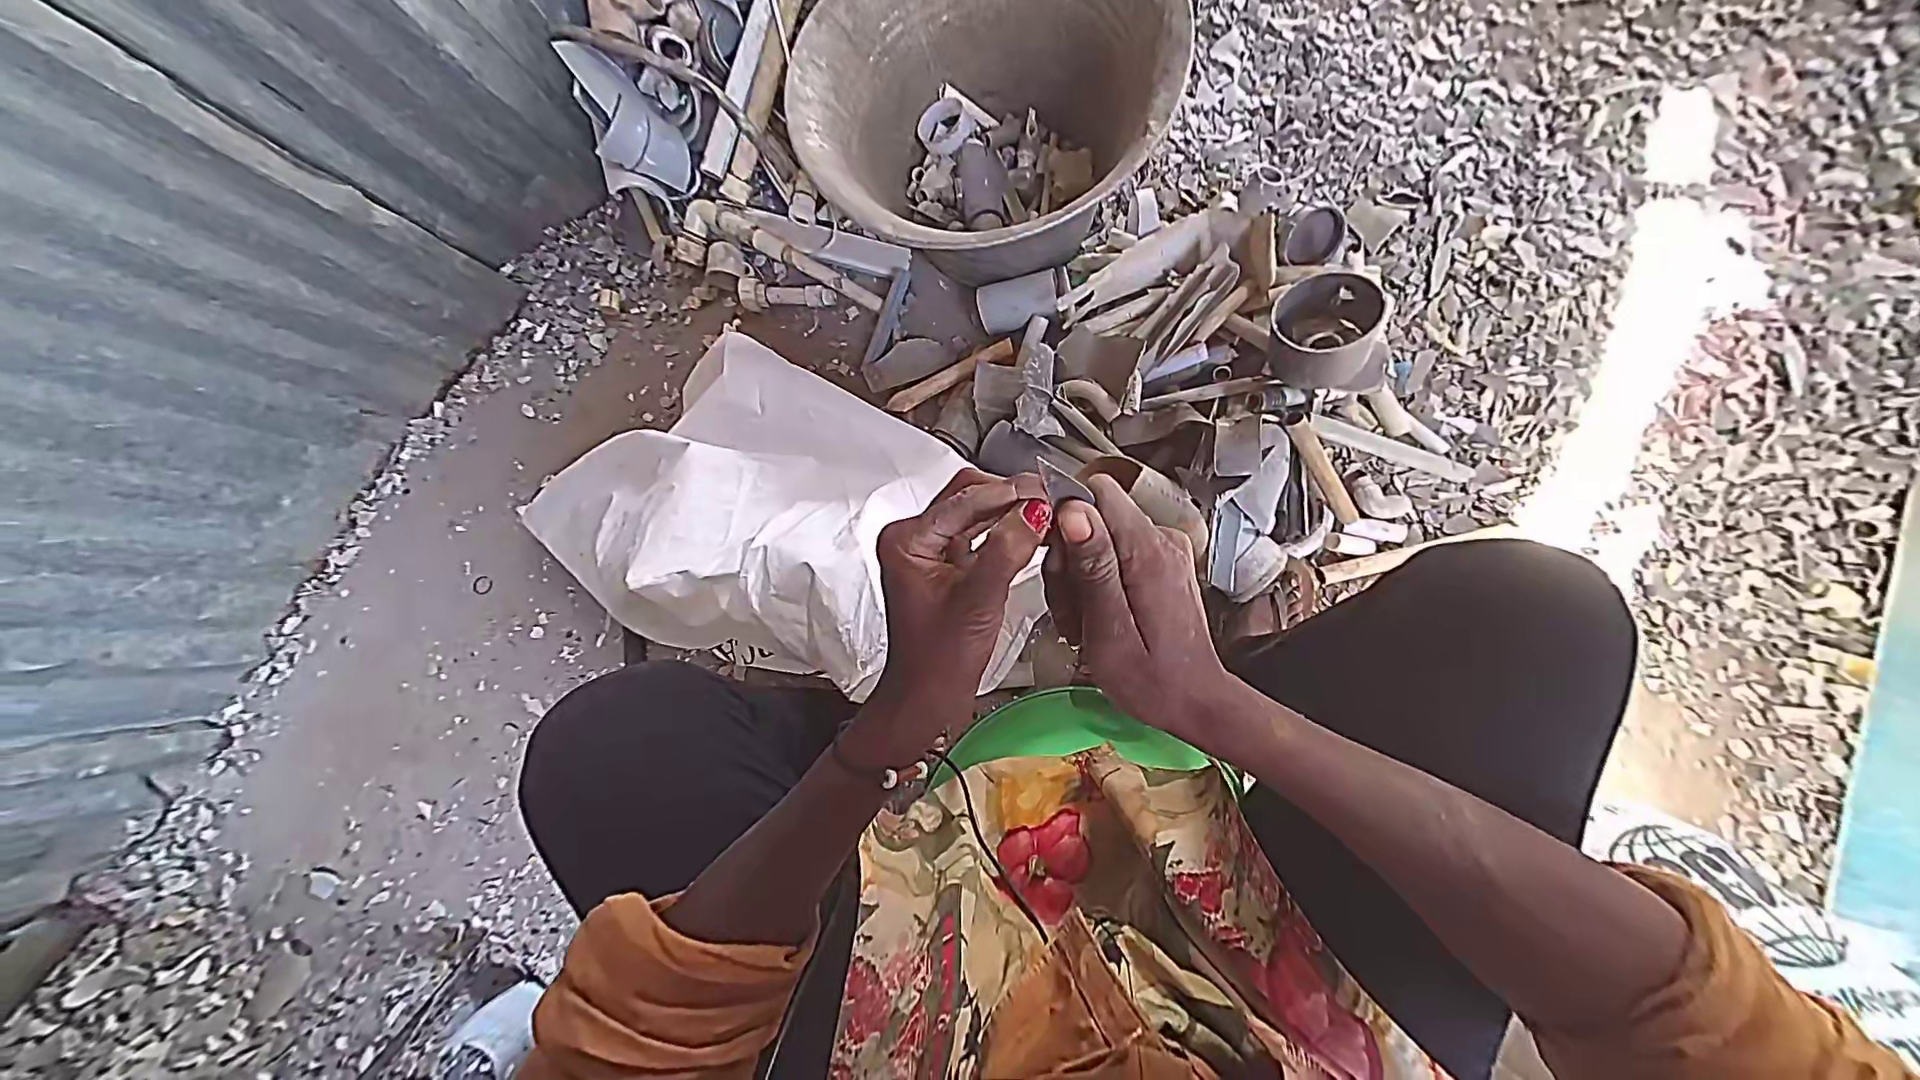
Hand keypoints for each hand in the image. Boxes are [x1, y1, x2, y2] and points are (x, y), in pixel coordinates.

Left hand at [845, 469, 1050, 766]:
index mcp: (906, 541)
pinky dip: (1005, 530)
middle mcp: (912, 538)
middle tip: (1050, 498)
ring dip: (1010, 510)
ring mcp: (928, 549)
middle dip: (1010, 496)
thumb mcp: (978, 602)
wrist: (927, 697)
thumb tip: (1035, 511)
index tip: (1044, 493)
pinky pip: (978, 533)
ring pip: (975, 512)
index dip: (1008, 493)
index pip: (963, 498)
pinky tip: (1031, 531)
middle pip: (968, 496)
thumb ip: (1007, 551)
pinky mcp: (945, 563)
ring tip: (1047, 511)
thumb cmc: (938, 661)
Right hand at [1043, 475, 1248, 755]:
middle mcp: (1161, 541)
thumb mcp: (1109, 631)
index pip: (1093, 492)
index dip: (1062, 520)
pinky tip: (1097, 612)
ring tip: (1085, 616)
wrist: (1195, 702)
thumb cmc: (1154, 681)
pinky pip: (1112, 550)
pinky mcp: (1159, 561)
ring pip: (1096, 534)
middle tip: (1072, 605)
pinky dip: (1094, 578)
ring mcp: (1163, 549)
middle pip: (1092, 514)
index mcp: (1147, 552)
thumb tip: (1073, 511)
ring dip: (1078, 572)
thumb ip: (1092, 567)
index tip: (1058, 563)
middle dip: (1067, 555)